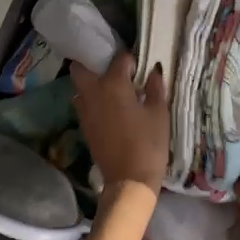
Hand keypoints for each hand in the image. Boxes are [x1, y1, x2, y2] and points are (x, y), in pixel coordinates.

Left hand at [70, 52, 168, 193]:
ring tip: (110, 89)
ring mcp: (85, 111)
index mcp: (113, 84)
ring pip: (79, 87)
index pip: (119, 58)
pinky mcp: (84, 127)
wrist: (129, 181)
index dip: (131, 60)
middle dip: (92, 63)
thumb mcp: (159, 113)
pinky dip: (91, 100)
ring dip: (90, 83)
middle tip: (113, 70)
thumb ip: (155, 88)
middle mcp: (93, 92)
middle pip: (81, 68)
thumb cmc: (148, 144)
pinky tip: (109, 108)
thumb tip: (153, 70)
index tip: (140, 68)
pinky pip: (83, 104)